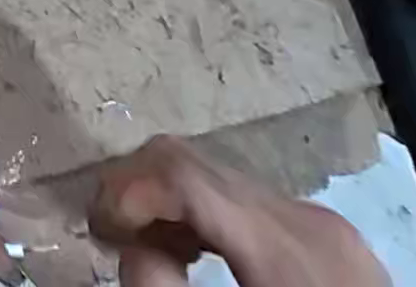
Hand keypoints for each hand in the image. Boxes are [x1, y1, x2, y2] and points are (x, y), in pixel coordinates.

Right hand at [90, 135, 388, 286]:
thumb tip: (131, 246)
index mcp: (288, 253)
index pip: (188, 178)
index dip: (128, 191)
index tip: (96, 227)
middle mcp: (304, 217)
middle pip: (195, 163)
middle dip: (137, 189)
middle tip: (108, 235)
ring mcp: (315, 219)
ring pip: (213, 173)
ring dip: (165, 200)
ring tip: (144, 248)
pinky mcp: (318, 231)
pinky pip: (239, 199)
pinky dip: (198, 214)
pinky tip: (188, 252)